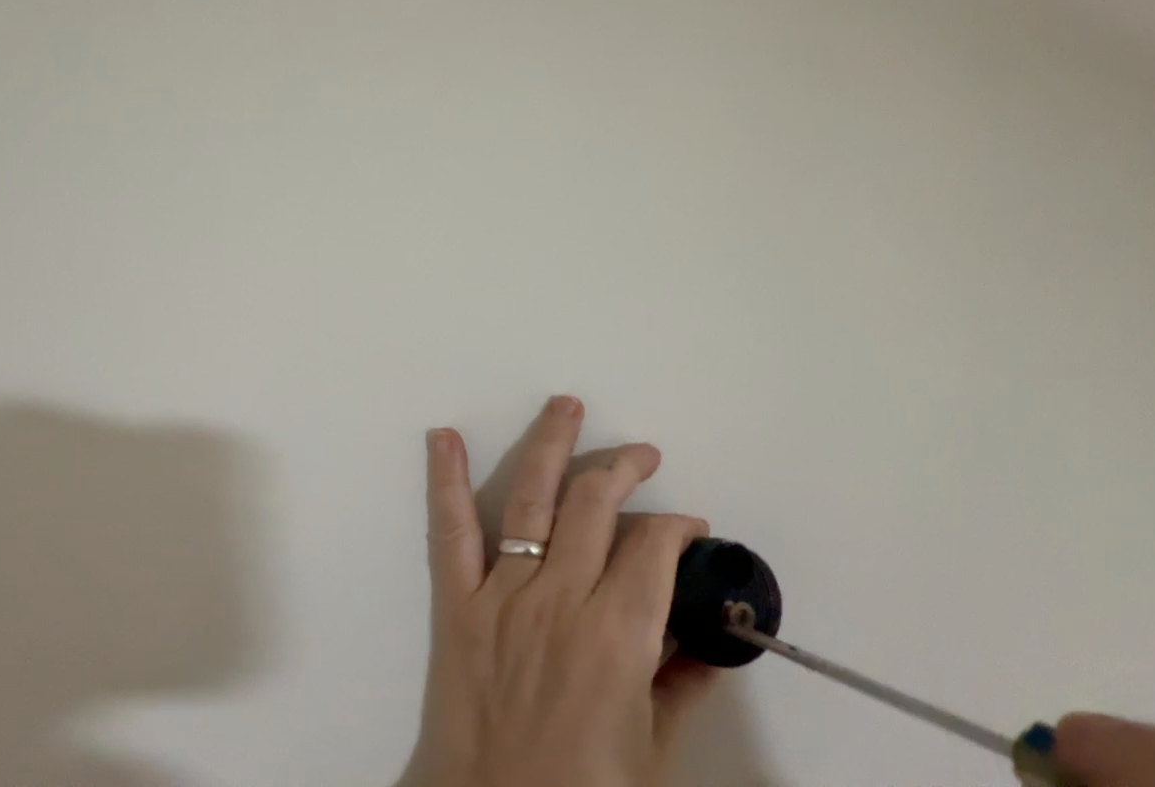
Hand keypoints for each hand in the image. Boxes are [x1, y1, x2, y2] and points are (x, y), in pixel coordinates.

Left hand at [399, 396, 718, 786]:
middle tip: (643, 455)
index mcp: (619, 633)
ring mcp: (504, 591)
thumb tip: (711, 646)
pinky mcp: (457, 601)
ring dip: (552, 443)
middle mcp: (561, 596)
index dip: (678, 526)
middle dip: (626, 466)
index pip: (655, 545)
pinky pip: (449, 531)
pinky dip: (443, 479)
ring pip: (532, 496)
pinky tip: (443, 437)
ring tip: (566, 405)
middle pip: (597, 501)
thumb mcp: (653, 750)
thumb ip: (683, 686)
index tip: (689, 527)